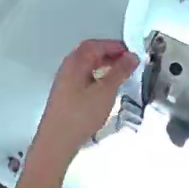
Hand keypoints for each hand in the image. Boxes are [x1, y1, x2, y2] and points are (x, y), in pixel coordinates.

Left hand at [27, 39, 137, 169]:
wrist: (56, 143)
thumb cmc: (79, 115)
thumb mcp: (105, 91)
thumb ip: (120, 72)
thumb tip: (131, 56)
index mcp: (75, 62)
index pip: (96, 44)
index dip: (115, 46)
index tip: (130, 53)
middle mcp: (68, 68)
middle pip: (90, 53)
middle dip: (110, 55)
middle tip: (128, 63)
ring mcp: (65, 82)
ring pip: (87, 67)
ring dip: (105, 66)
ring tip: (121, 75)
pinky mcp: (66, 95)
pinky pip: (84, 78)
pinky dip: (98, 77)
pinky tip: (106, 89)